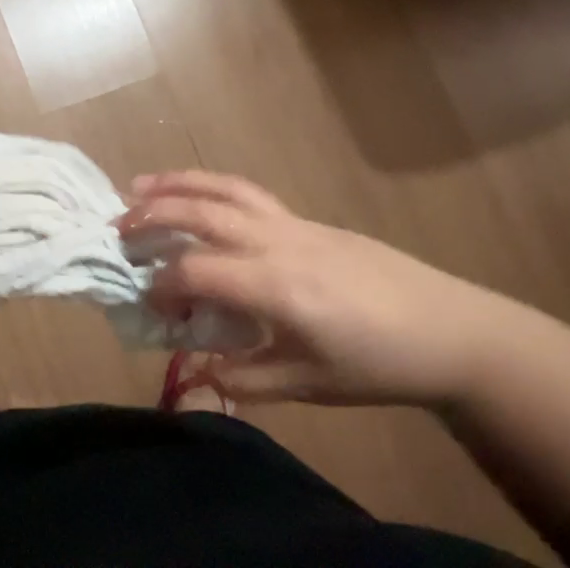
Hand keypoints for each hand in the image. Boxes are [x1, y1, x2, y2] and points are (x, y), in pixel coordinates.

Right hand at [121, 171, 527, 406]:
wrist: (454, 332)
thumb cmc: (378, 365)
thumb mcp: (308, 385)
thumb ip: (246, 379)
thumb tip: (198, 372)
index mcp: (276, 287)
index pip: (196, 271)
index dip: (161, 284)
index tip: (148, 304)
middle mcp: (277, 243)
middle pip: (200, 214)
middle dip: (151, 217)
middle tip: (115, 229)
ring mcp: (293, 224)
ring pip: (223, 189)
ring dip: (176, 184)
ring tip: (138, 186)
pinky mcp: (307, 220)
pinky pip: (247, 193)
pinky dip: (210, 187)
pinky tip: (196, 198)